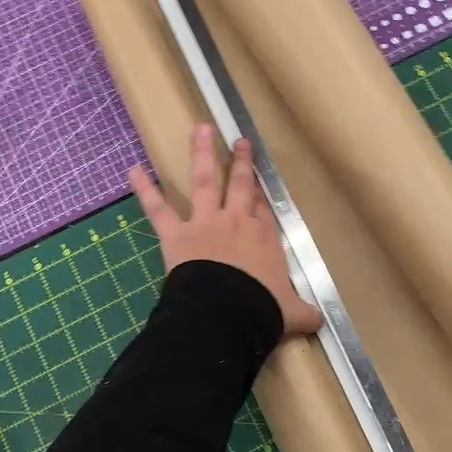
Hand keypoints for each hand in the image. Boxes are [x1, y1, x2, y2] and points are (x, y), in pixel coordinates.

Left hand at [128, 125, 322, 337]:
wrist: (228, 314)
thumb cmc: (262, 309)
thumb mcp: (293, 313)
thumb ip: (305, 314)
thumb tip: (319, 322)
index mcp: (264, 239)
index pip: (262, 209)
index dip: (258, 193)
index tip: (256, 181)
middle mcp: (237, 222)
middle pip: (240, 185)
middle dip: (241, 162)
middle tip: (240, 142)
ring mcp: (206, 224)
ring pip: (204, 182)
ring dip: (202, 153)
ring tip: (200, 129)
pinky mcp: (177, 235)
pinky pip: (158, 209)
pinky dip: (144, 189)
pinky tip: (132, 170)